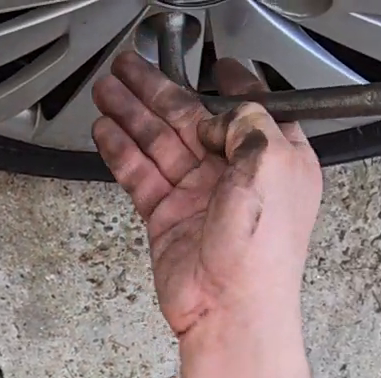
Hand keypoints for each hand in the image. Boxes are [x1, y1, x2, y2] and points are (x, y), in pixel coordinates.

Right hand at [93, 54, 321, 377]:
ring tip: (107, 91)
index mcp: (275, 159)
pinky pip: (141, 177)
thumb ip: (248, 124)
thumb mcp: (272, 165)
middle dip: (156, 91)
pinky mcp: (166, 220)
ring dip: (131, 115)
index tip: (213, 63)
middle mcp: (234, 176)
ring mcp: (196, 198)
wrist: (231, 310)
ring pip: (158, 144)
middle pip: (189, 120)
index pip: (247, 108)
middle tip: (129, 68)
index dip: (226, 82)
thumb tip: (221, 111)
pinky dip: (121, 153)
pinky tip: (106, 131)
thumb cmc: (262, 253)